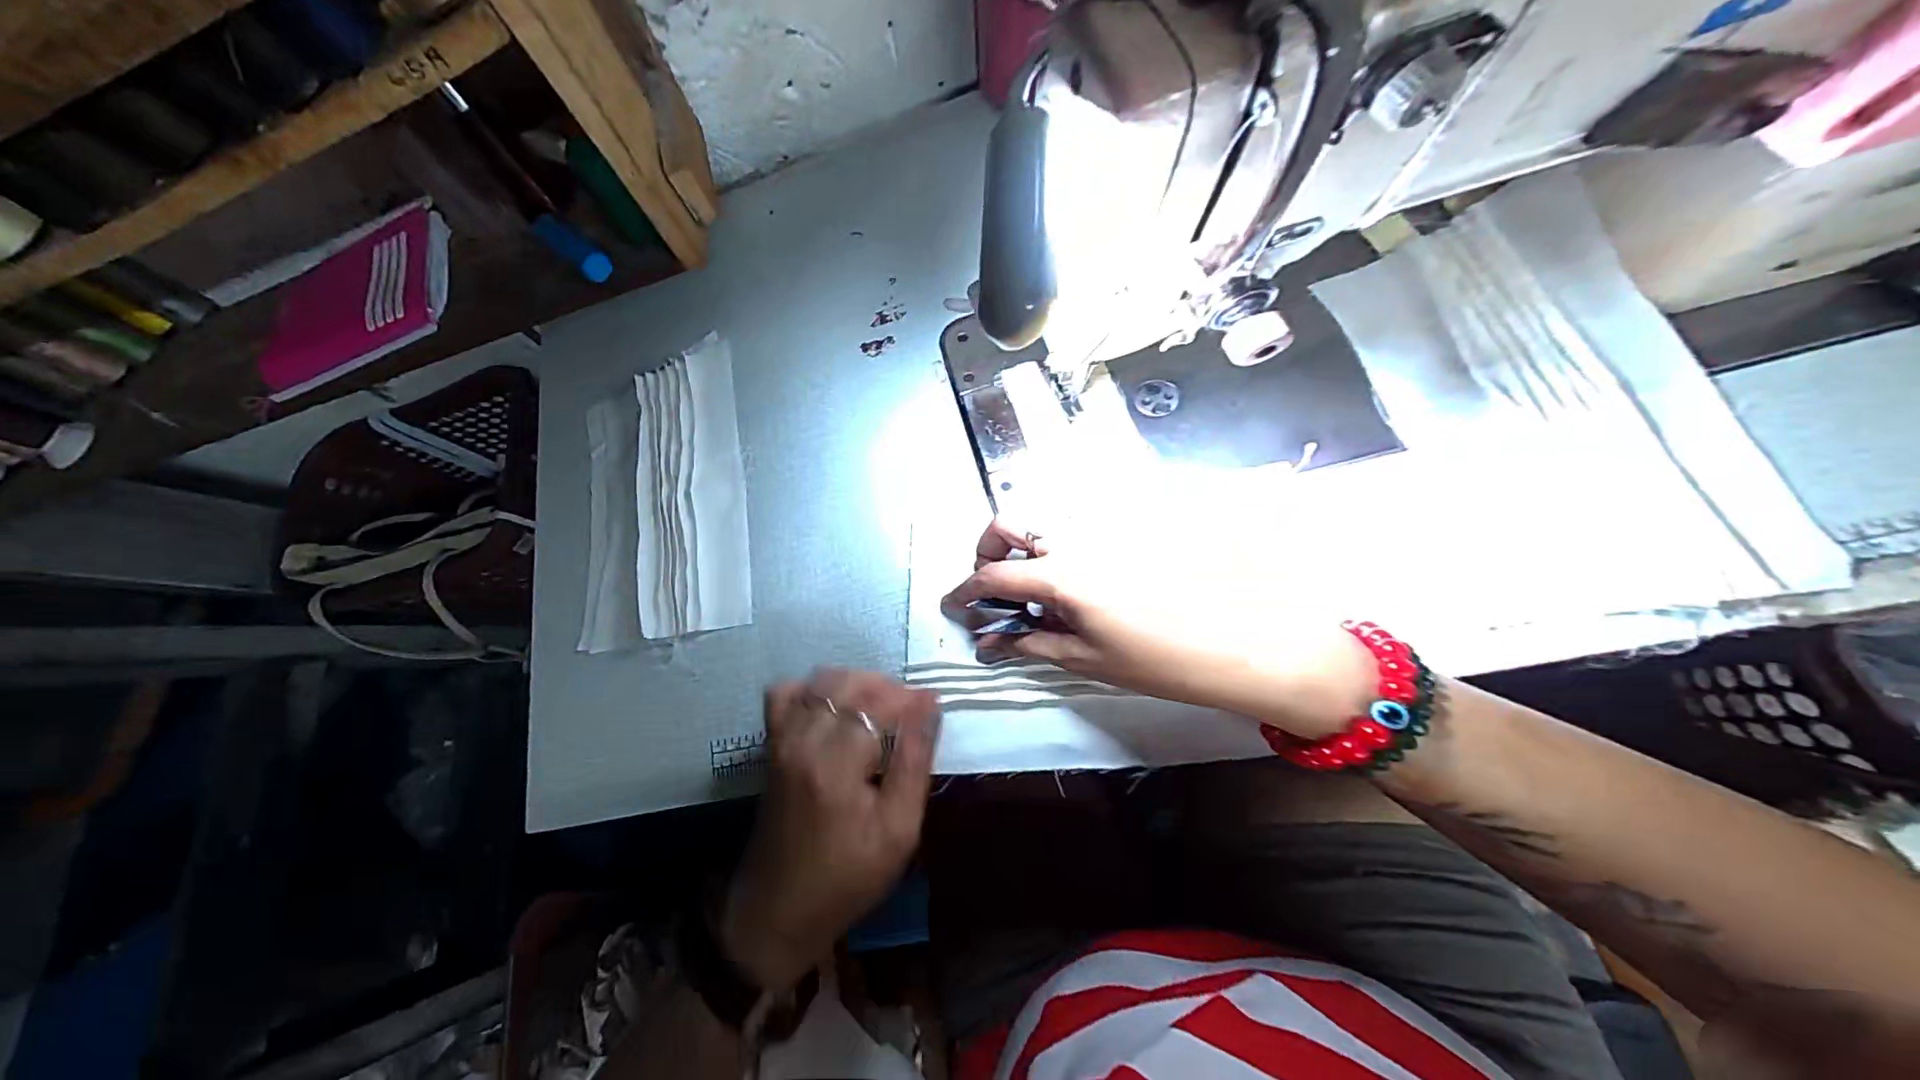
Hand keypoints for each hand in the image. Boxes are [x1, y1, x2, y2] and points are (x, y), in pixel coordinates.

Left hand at [718, 670, 937, 990]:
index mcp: (836, 765)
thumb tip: (929, 707)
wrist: (777, 910)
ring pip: (820, 681)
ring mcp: (781, 741)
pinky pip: (787, 695)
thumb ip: (914, 763)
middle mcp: (804, 742)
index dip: (909, 698)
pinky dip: (814, 689)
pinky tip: (836, 708)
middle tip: (910, 711)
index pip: (877, 702)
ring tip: (880, 708)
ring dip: (856, 683)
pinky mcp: (771, 746)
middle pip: (848, 683)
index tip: (932, 704)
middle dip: (886, 686)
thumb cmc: (847, 878)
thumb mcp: (898, 832)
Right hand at [942, 519, 1373, 738]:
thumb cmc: (1159, 661)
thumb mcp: (1088, 660)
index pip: (994, 574)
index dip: (966, 591)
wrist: (1239, 642)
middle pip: (1009, 521)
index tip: (955, 605)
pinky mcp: (1128, 526)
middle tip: (996, 587)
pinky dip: (1061, 543)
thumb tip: (991, 643)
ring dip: (1024, 544)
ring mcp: (1104, 526)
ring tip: (1038, 586)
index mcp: (1062, 574)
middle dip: (988, 550)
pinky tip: (1078, 577)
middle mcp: (1077, 537)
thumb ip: (1033, 644)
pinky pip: (1080, 521)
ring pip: (1044, 517)